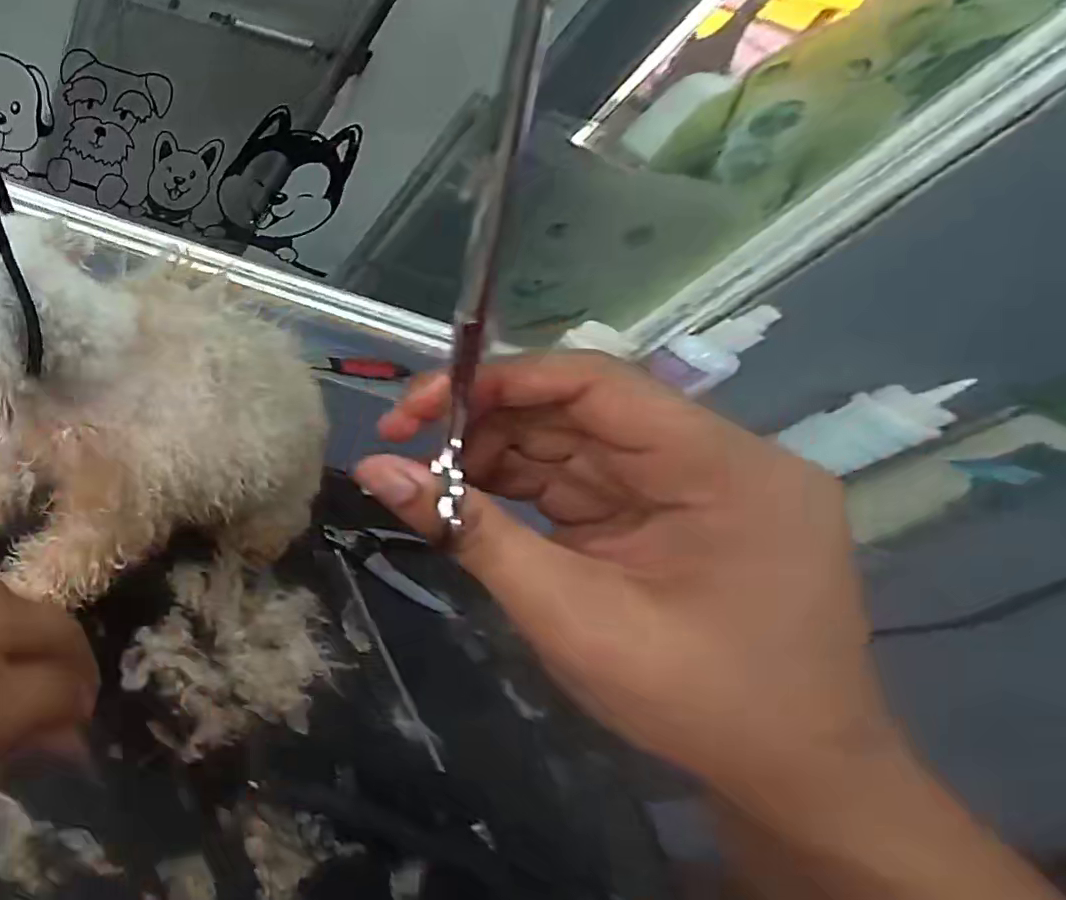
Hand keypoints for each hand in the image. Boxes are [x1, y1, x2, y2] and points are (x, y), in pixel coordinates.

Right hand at [352, 352, 887, 802]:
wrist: (791, 782)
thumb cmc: (697, 699)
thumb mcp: (567, 613)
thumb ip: (467, 530)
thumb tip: (372, 468)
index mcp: (719, 468)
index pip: (594, 384)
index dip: (498, 381)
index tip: (420, 407)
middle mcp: (705, 457)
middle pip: (569, 406)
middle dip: (478, 420)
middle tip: (400, 442)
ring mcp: (679, 483)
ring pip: (559, 437)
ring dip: (485, 452)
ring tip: (426, 482)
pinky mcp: (652, 508)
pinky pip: (565, 473)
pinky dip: (507, 482)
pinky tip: (462, 498)